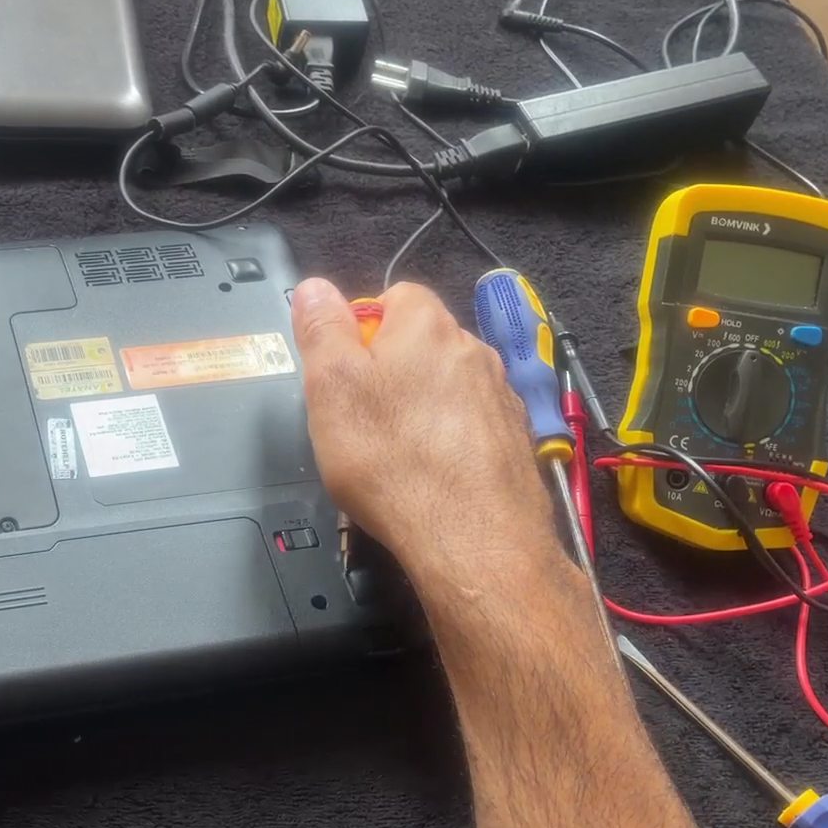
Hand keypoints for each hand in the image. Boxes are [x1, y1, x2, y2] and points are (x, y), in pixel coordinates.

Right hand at [291, 277, 562, 597]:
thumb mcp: (331, 386)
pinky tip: (425, 472)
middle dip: (388, 367)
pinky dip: (445, 437)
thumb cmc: (391, 459)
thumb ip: (322, 330)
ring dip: (417, 404)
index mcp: (427, 328)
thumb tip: (315, 288)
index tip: (340, 368)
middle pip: (420, 342)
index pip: (395, 295)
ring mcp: (500, 397)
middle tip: (355, 413)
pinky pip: (467, 424)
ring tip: (389, 449)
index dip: (360, 325)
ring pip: (445, 385)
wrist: (472, 539)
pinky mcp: (512, 441)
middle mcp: (472, 352)